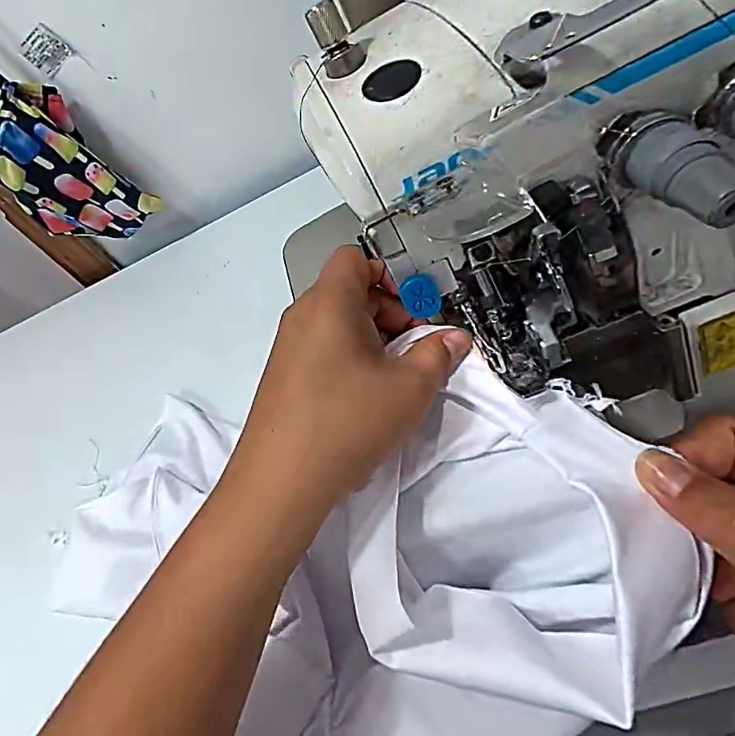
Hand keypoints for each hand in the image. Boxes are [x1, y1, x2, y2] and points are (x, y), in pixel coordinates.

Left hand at [226, 246, 471, 517]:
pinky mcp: (285, 373)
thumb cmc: (344, 422)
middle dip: (390, 312)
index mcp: (328, 302)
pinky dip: (350, 358)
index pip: (354, 258)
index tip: (416, 308)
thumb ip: (438, 355)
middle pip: (350, 290)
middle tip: (417, 347)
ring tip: (397, 378)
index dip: (390, 274)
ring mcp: (289, 345)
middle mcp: (303, 315)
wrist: (282, 477)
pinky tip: (368, 397)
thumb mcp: (409, 388)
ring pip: (338, 322)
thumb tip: (452, 339)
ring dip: (373, 339)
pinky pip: (323, 347)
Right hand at [636, 416, 734, 735]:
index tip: (653, 480)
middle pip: (712, 474)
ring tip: (645, 541)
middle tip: (637, 508)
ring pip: (697, 516)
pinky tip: (659, 573)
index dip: (691, 454)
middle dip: (671, 487)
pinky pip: (695, 561)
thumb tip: (663, 469)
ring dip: (666, 526)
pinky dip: (669, 563)